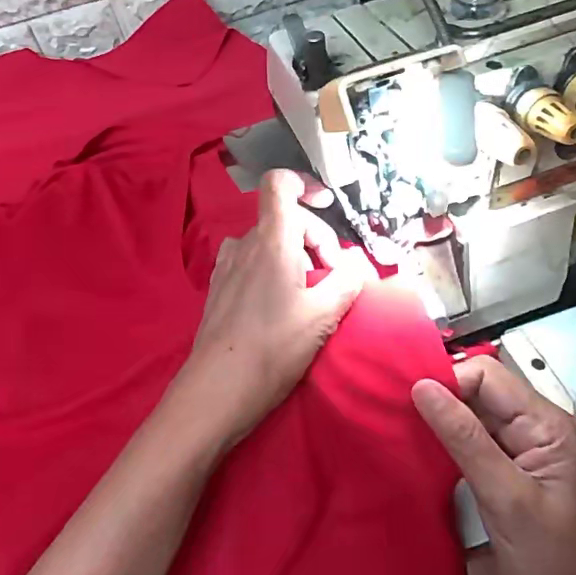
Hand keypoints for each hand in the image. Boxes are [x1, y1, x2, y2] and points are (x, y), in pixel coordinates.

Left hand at [171, 170, 373, 445]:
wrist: (216, 390)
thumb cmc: (273, 348)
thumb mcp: (323, 315)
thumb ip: (348, 281)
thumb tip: (359, 264)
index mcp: (272, 240)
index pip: (280, 184)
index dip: (305, 183)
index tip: (328, 205)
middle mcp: (245, 244)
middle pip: (285, 218)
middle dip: (316, 239)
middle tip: (334, 279)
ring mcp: (228, 266)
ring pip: (269, 241)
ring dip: (295, 256)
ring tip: (310, 292)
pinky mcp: (220, 288)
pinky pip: (253, 261)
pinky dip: (274, 269)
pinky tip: (282, 303)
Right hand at [412, 358, 575, 574]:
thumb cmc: (555, 569)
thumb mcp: (506, 500)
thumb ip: (464, 439)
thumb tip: (423, 388)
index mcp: (551, 426)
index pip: (490, 377)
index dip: (450, 382)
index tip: (412, 400)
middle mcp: (540, 427)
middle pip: (481, 391)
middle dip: (442, 398)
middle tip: (400, 412)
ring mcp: (525, 449)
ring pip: (474, 414)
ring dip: (442, 420)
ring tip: (406, 428)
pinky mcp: (510, 470)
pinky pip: (474, 439)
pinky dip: (449, 442)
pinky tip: (425, 449)